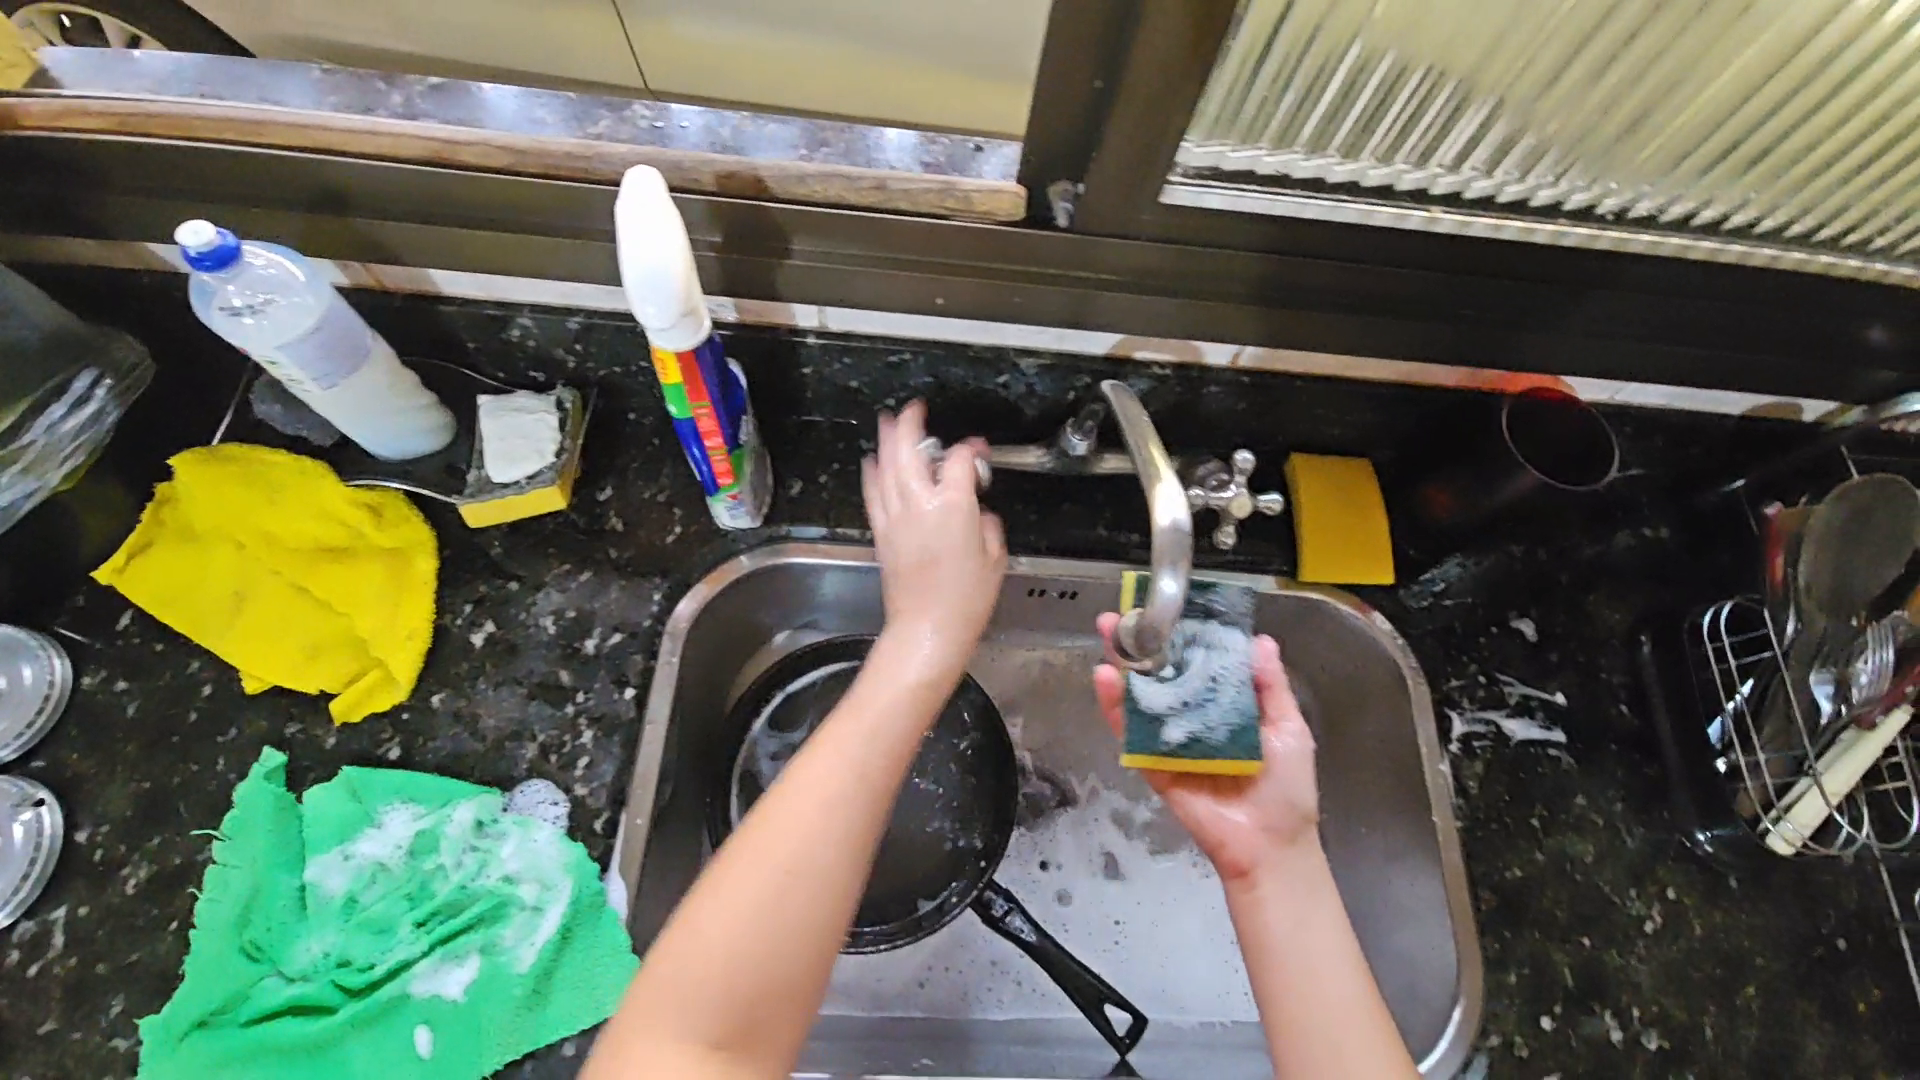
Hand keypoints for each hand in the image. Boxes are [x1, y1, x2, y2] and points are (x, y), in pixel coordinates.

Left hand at [862, 401, 1006, 679]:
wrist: (928, 628)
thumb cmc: (966, 598)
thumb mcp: (995, 558)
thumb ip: (987, 525)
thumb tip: (978, 514)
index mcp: (954, 506)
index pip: (961, 460)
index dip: (971, 449)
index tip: (979, 451)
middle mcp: (920, 503)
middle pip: (910, 450)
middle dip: (911, 424)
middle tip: (914, 409)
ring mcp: (896, 516)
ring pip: (886, 466)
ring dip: (886, 440)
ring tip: (887, 422)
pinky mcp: (881, 532)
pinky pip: (873, 493)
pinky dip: (872, 473)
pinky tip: (871, 461)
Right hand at [1092, 613, 1319, 881]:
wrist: (1270, 845)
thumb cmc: (1286, 789)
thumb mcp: (1289, 729)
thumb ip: (1271, 687)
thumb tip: (1260, 640)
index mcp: (1224, 705)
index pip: (1197, 663)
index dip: (1180, 636)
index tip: (1166, 609)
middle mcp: (1192, 716)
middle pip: (1160, 673)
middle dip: (1139, 644)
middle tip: (1120, 616)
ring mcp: (1169, 739)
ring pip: (1139, 696)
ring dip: (1120, 665)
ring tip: (1107, 635)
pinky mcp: (1152, 762)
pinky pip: (1130, 732)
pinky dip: (1115, 706)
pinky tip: (1106, 678)